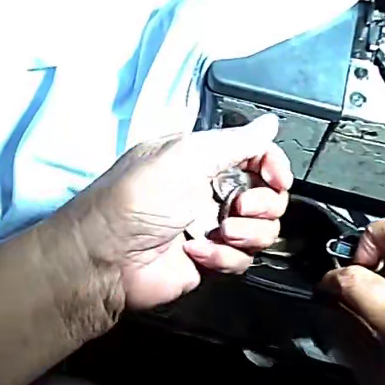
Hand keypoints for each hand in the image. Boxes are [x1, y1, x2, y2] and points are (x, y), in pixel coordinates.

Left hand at [62, 116, 292, 310]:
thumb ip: (234, 141)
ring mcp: (211, 228)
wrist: (107, 259)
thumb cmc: (138, 199)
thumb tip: (270, 123)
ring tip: (218, 234)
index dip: (273, 166)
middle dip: (262, 204)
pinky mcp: (209, 261)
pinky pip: (241, 260)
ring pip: (261, 231)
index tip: (277, 179)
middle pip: (268, 197)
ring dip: (246, 234)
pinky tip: (195, 254)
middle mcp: (211, 192)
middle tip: (236, 209)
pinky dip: (223, 258)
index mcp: (203, 160)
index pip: (256, 156)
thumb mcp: (185, 156)